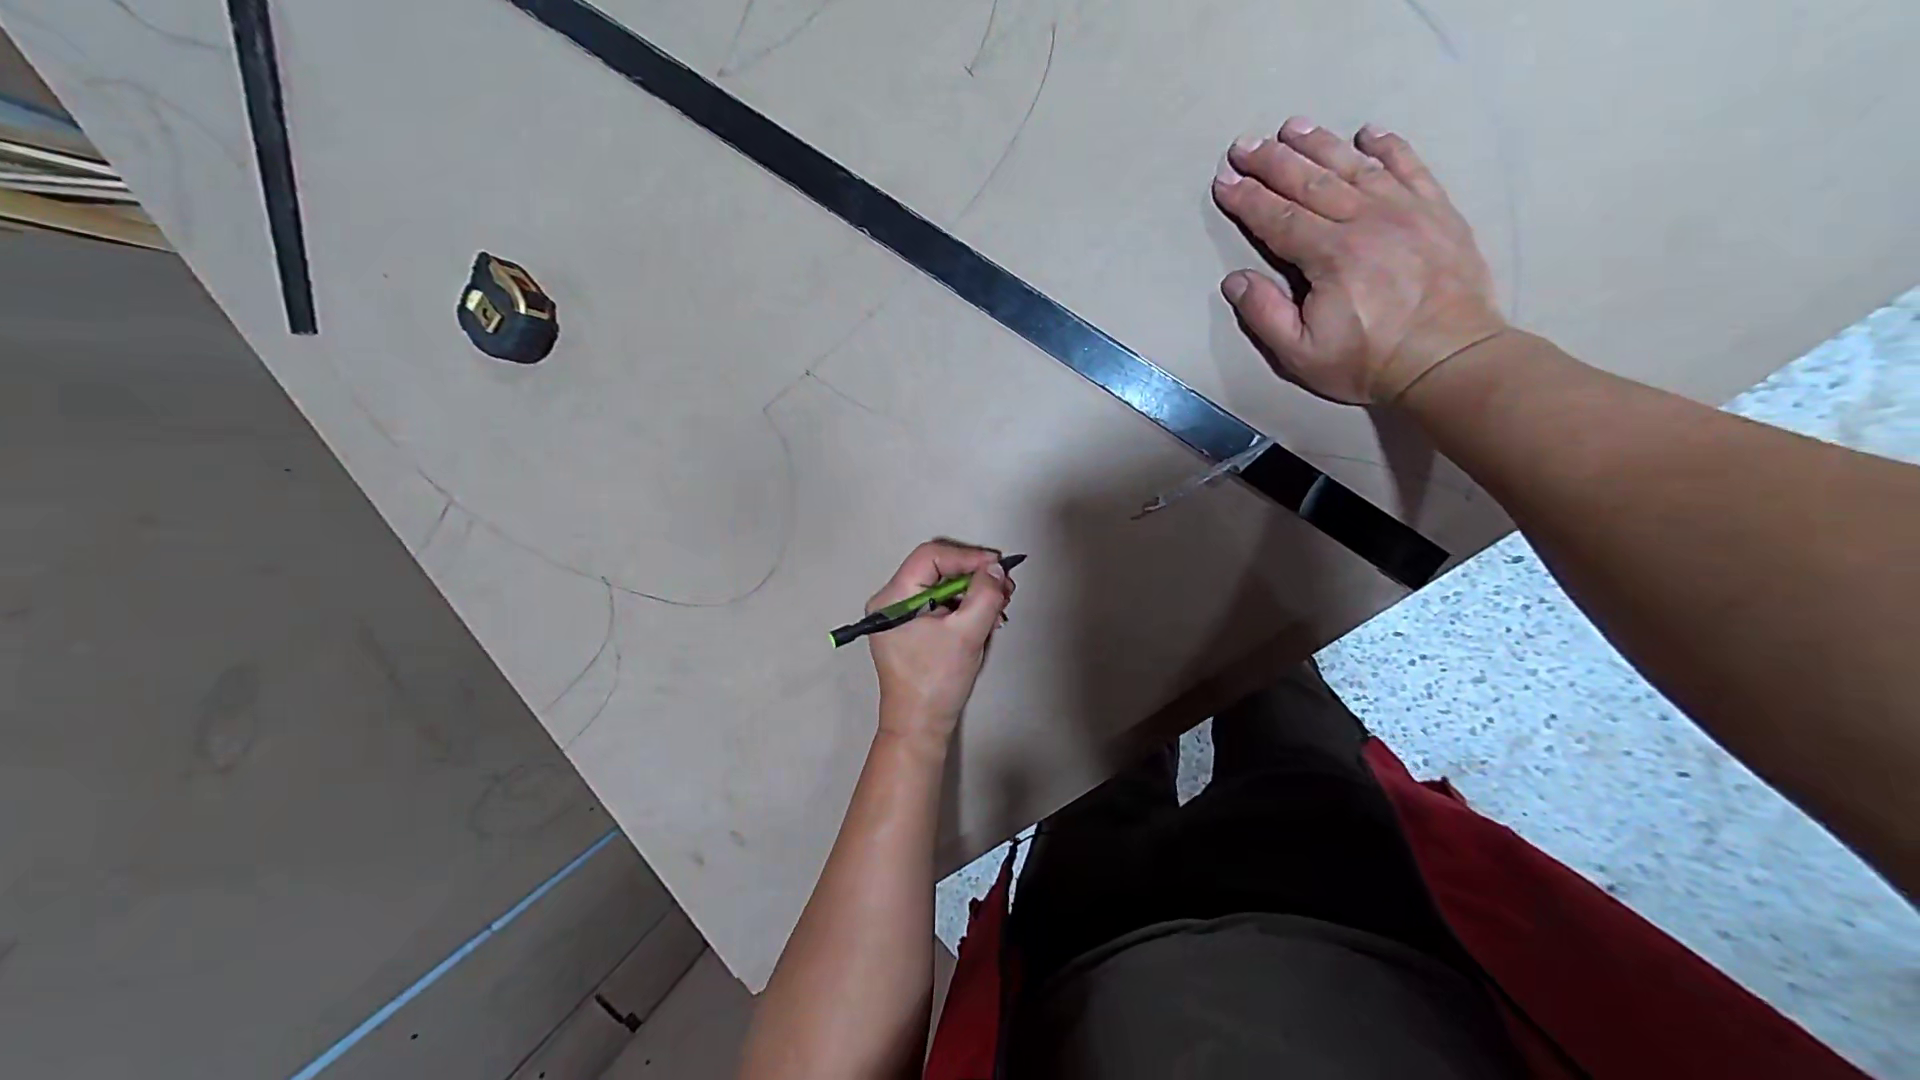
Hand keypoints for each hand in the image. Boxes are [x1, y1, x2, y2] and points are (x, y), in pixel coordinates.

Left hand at [866, 540, 1013, 748]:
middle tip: (1003, 586)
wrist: (920, 725)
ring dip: (974, 591)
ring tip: (999, 605)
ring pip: (944, 585)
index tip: (996, 566)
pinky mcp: (914, 626)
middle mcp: (893, 601)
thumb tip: (995, 569)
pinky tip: (986, 617)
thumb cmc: (933, 686)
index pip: (932, 556)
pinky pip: (943, 603)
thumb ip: (985, 595)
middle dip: (975, 575)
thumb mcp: (967, 634)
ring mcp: (903, 614)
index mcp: (894, 598)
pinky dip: (966, 606)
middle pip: (939, 567)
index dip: (968, 557)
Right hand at [1211, 117, 1508, 403]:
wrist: (1450, 360)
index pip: (1278, 219)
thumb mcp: (1300, 354)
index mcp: (1332, 256)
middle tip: (1245, 145)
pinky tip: (1369, 133)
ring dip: (1320, 144)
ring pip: (1354, 166)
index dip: (1247, 199)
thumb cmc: (1368, 362)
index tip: (1224, 181)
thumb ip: (1265, 314)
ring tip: (1293, 127)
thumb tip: (1235, 280)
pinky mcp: (1437, 212)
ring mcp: (1407, 211)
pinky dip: (1389, 147)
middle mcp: (1367, 222)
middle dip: (1272, 162)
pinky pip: (1410, 167)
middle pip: (1310, 182)